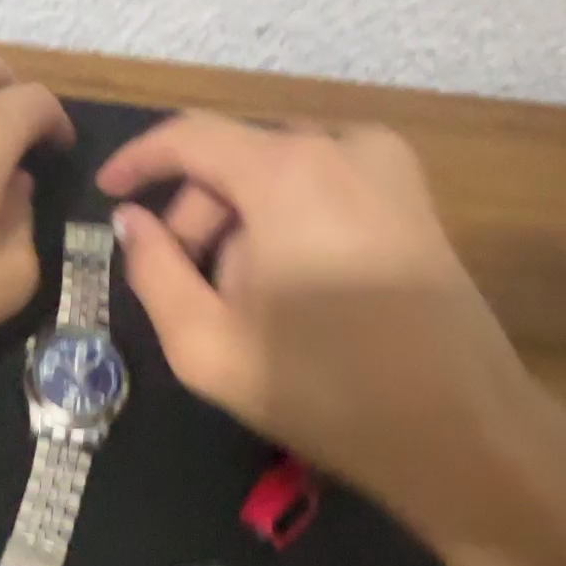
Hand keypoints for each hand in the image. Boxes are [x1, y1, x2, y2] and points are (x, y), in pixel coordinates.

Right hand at [99, 112, 550, 547]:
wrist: (457, 429)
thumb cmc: (321, 389)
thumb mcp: (206, 343)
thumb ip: (153, 271)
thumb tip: (131, 221)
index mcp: (286, 174)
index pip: (190, 136)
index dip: (139, 161)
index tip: (108, 194)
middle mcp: (341, 147)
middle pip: (235, 160)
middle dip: (196, 218)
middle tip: (182, 289)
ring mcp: (388, 167)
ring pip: (276, 175)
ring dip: (239, 226)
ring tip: (242, 302)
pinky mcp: (413, 197)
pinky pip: (320, 187)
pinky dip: (284, 223)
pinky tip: (288, 287)